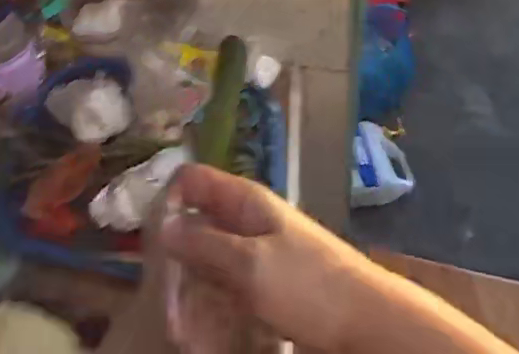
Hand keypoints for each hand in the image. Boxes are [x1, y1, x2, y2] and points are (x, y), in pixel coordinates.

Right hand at [158, 165, 383, 352]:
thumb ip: (205, 243)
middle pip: (194, 225)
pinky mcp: (262, 283)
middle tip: (169, 309)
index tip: (153, 243)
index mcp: (244, 200)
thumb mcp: (250, 265)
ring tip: (185, 334)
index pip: (192, 180)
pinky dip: (211, 310)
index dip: (168, 202)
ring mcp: (254, 251)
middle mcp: (245, 219)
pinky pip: (223, 288)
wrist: (365, 320)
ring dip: (191, 295)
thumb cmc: (307, 283)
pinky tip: (204, 339)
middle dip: (176, 265)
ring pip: (205, 263)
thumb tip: (163, 223)